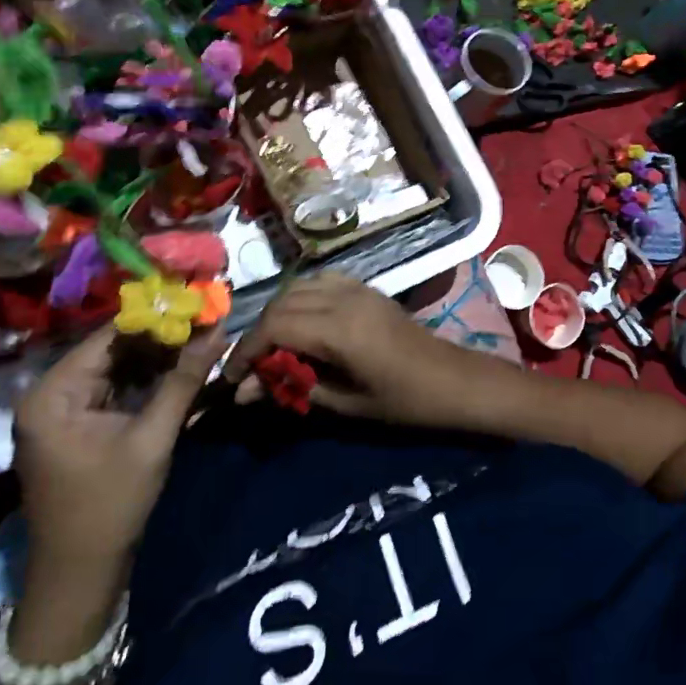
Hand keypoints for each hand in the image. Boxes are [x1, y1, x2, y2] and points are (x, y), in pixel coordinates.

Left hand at [14, 325, 224, 570]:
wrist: (82, 572)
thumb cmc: (110, 503)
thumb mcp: (152, 438)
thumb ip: (183, 380)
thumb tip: (218, 331)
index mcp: (54, 393)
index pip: (110, 336)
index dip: (157, 317)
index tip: (200, 303)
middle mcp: (53, 393)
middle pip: (116, 350)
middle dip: (164, 338)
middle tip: (211, 321)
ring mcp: (67, 411)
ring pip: (122, 369)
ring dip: (163, 358)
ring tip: (207, 339)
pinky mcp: (83, 426)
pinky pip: (121, 391)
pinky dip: (153, 382)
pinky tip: (187, 370)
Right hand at [223, 277, 462, 427]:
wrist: (451, 379)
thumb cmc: (402, 401)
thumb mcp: (344, 403)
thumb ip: (293, 388)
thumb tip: (245, 392)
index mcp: (339, 329)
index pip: (273, 326)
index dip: (246, 351)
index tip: (234, 379)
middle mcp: (344, 299)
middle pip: (280, 303)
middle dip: (258, 333)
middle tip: (254, 367)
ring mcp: (358, 289)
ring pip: (299, 287)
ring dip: (278, 313)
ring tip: (276, 347)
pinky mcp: (368, 289)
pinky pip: (322, 281)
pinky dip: (303, 298)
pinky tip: (305, 324)